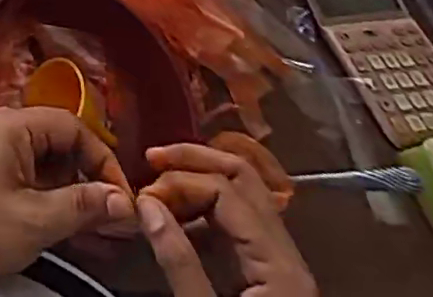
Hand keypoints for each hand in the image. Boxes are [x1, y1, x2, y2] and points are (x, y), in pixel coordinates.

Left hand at [0, 106, 136, 283]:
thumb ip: (84, 206)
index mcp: (14, 125)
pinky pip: (38, 174)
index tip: (124, 198)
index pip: (73, 127)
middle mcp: (7, 128)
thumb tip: (125, 202)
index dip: (104, 160)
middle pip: (64, 141)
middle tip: (119, 216)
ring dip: (79, 190)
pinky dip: (59, 196)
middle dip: (93, 177)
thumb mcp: (38, 219)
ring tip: (104, 226)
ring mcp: (1, 148)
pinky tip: (77, 224)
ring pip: (53, 160)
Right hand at [136, 144, 317, 296]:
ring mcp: (282, 262)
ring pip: (244, 193)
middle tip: (150, 159)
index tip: (144, 198)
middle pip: (244, 177)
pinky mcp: (270, 274)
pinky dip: (205, 206)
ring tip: (159, 186)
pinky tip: (177, 218)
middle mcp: (287, 254)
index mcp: (279, 266)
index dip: (180, 183)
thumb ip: (178, 262)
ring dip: (199, 178)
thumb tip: (146, 204)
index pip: (225, 190)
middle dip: (193, 160)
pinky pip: (239, 221)